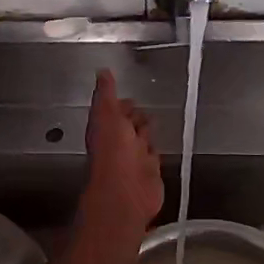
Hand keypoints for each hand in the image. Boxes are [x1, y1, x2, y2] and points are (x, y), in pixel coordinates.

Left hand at [81, 69, 161, 230]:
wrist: (127, 191)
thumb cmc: (113, 154)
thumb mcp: (107, 115)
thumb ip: (106, 94)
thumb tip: (102, 71)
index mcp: (105, 129)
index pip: (112, 112)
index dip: (118, 103)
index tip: (125, 94)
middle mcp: (118, 143)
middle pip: (127, 126)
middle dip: (134, 116)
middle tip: (141, 106)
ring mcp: (134, 158)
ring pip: (140, 139)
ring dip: (145, 131)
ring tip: (154, 120)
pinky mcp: (149, 170)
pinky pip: (153, 155)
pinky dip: (156, 148)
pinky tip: (160, 144)